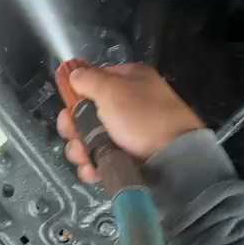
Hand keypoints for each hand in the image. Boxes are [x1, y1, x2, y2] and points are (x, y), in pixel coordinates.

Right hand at [56, 63, 204, 183]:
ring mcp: (125, 134)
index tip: (69, 105)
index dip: (76, 93)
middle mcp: (126, 105)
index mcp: (128, 81)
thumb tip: (74, 74)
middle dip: (73, 126)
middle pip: (84, 113)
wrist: (174, 161)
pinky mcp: (124, 159)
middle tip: (73, 133)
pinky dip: (92, 167)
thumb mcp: (113, 90)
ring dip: (79, 149)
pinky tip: (94, 171)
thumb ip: (88, 79)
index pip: (92, 80)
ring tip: (86, 157)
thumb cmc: (143, 118)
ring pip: (87, 139)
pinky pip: (98, 160)